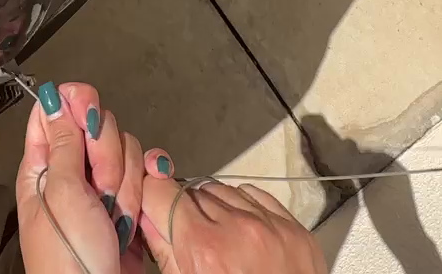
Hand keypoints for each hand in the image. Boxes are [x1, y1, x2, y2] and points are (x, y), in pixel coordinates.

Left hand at [16, 82, 146, 273]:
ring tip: (112, 218)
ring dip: (124, 185)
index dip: (77, 104)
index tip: (88, 119)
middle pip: (99, 126)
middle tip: (98, 189)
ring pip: (125, 150)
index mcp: (44, 165)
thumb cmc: (68, 261)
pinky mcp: (128, 202)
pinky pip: (144, 174)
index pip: (57, 109)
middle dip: (107, 156)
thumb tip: (55, 96)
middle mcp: (72, 171)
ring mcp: (101, 187)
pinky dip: (143, 192)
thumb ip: (65, 141)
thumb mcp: (61, 194)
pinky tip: (133, 216)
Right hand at [138, 147, 325, 273]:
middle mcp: (237, 228)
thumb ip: (164, 250)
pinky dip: (244, 207)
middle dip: (187, 212)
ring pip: (224, 190)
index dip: (154, 199)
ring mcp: (270, 225)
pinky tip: (243, 234)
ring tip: (222, 242)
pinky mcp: (294, 228)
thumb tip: (147, 214)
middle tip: (193, 240)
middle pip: (194, 192)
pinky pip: (256, 195)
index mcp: (204, 250)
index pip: (163, 193)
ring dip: (217, 209)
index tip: (154, 204)